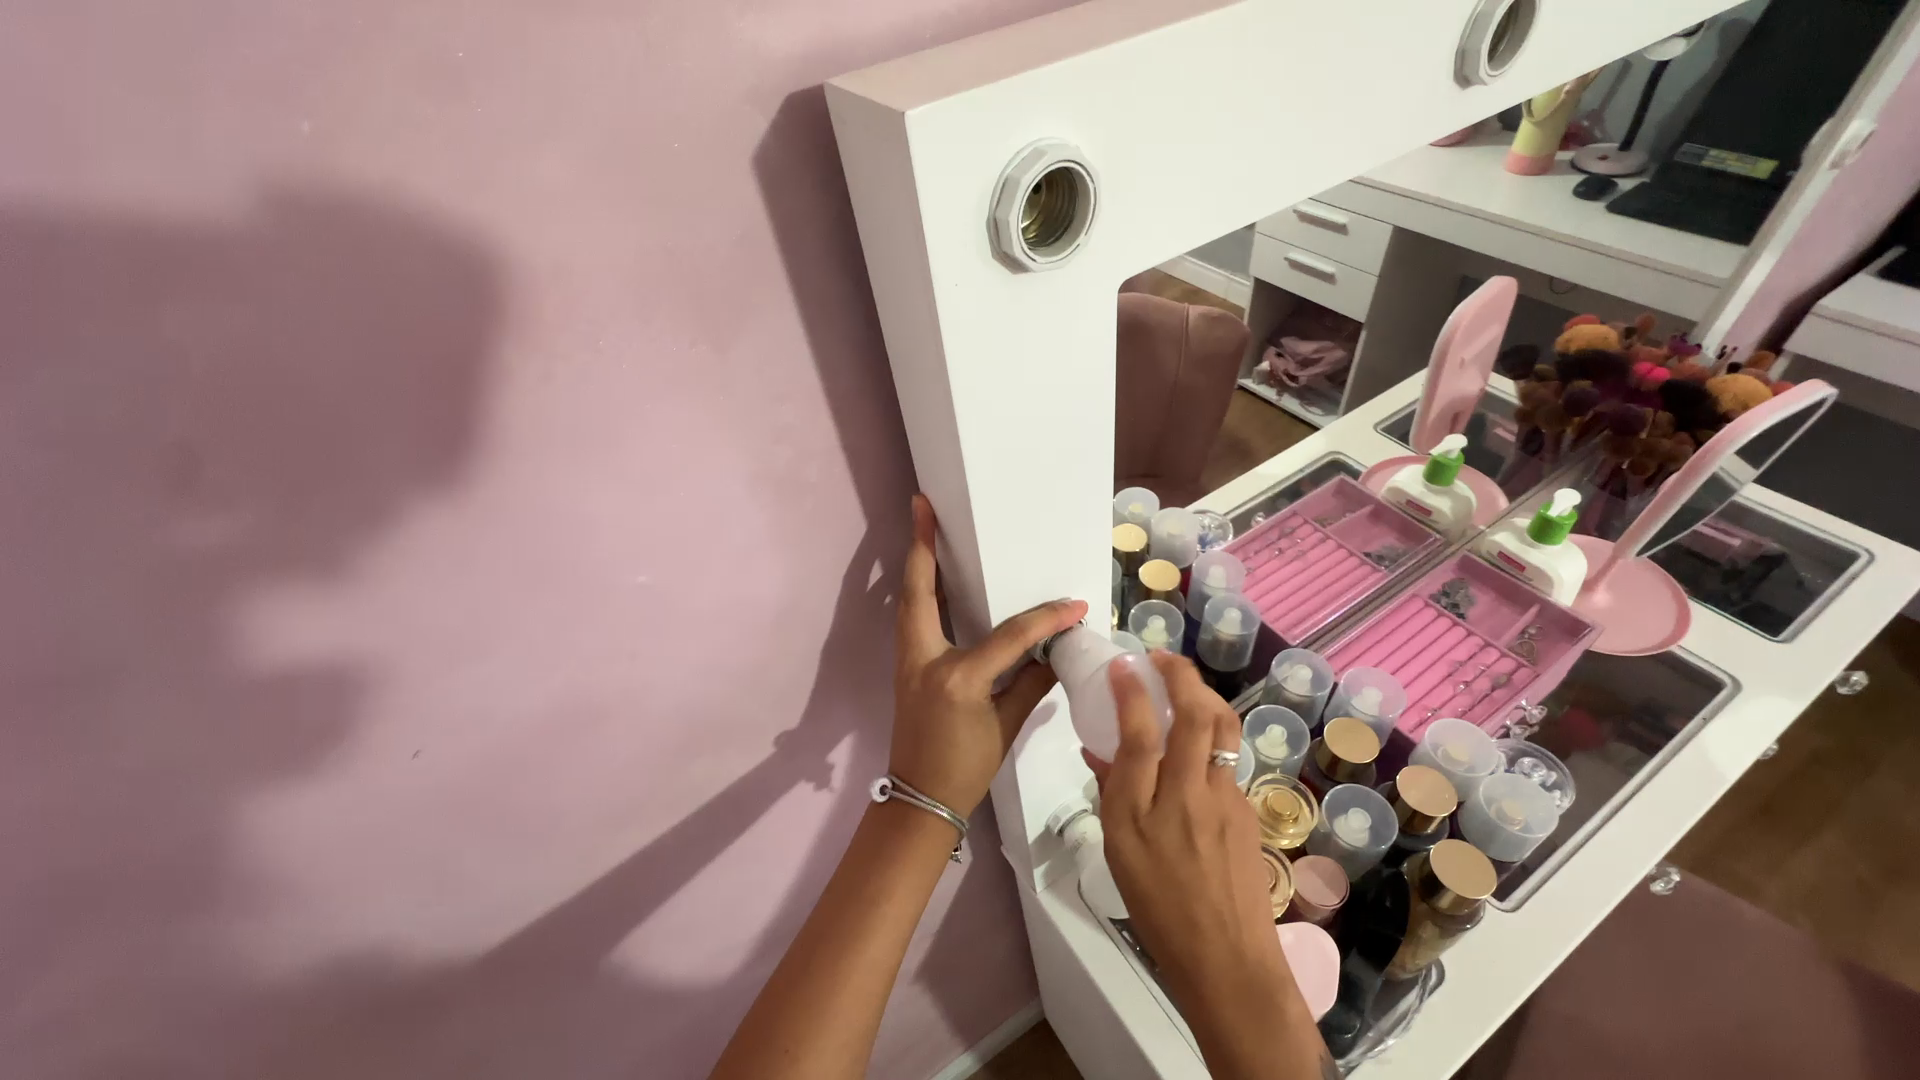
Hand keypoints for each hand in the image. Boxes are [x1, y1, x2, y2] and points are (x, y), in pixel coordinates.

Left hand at [892, 495, 1087, 816]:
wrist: (918, 802)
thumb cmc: (963, 769)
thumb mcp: (1005, 729)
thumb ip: (1029, 684)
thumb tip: (1054, 651)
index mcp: (958, 677)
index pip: (1009, 635)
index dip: (1045, 618)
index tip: (1074, 605)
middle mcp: (924, 659)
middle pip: (919, 591)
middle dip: (921, 545)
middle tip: (922, 503)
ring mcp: (907, 661)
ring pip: (910, 601)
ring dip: (917, 564)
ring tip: (924, 528)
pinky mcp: (905, 666)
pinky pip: (913, 618)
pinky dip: (921, 592)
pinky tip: (932, 579)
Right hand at [1089, 652, 1332, 1078]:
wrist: (1227, 962)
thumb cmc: (1159, 909)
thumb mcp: (1118, 851)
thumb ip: (1113, 792)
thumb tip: (1103, 749)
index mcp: (1147, 807)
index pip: (1139, 730)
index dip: (1130, 689)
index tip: (1122, 663)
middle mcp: (1191, 793)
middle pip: (1195, 715)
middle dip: (1181, 674)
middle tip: (1162, 657)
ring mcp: (1228, 799)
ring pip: (1222, 731)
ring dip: (1204, 696)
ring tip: (1184, 685)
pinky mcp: (1248, 811)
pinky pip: (1227, 759)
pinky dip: (1211, 736)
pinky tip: (1196, 745)